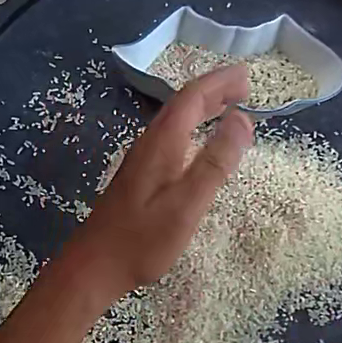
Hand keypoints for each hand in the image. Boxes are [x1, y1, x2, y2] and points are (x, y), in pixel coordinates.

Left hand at [57, 65, 254, 304]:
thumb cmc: (142, 240)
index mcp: (162, 144)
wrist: (94, 266)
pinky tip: (199, 142)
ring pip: (175, 121)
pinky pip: (170, 137)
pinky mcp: (139, 176)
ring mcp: (141, 159)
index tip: (247, 76)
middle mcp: (149, 144)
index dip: (220, 82)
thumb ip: (215, 162)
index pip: (192, 98)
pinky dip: (192, 128)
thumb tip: (243, 119)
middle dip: (213, 90)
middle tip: (244, 87)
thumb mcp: (187, 204)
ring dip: (202, 108)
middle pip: (182, 105)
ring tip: (229, 106)